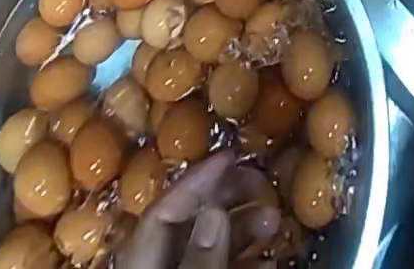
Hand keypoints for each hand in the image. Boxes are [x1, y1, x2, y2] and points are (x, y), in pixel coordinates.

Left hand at [115, 153, 282, 268]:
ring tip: (274, 219)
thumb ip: (199, 260)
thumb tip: (216, 207)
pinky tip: (269, 258)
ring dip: (242, 230)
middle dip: (225, 199)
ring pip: (206, 248)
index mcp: (138, 263)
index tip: (231, 155)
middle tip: (260, 181)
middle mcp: (154, 266)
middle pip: (186, 224)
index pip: (162, 211)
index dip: (195, 180)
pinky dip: (243, 262)